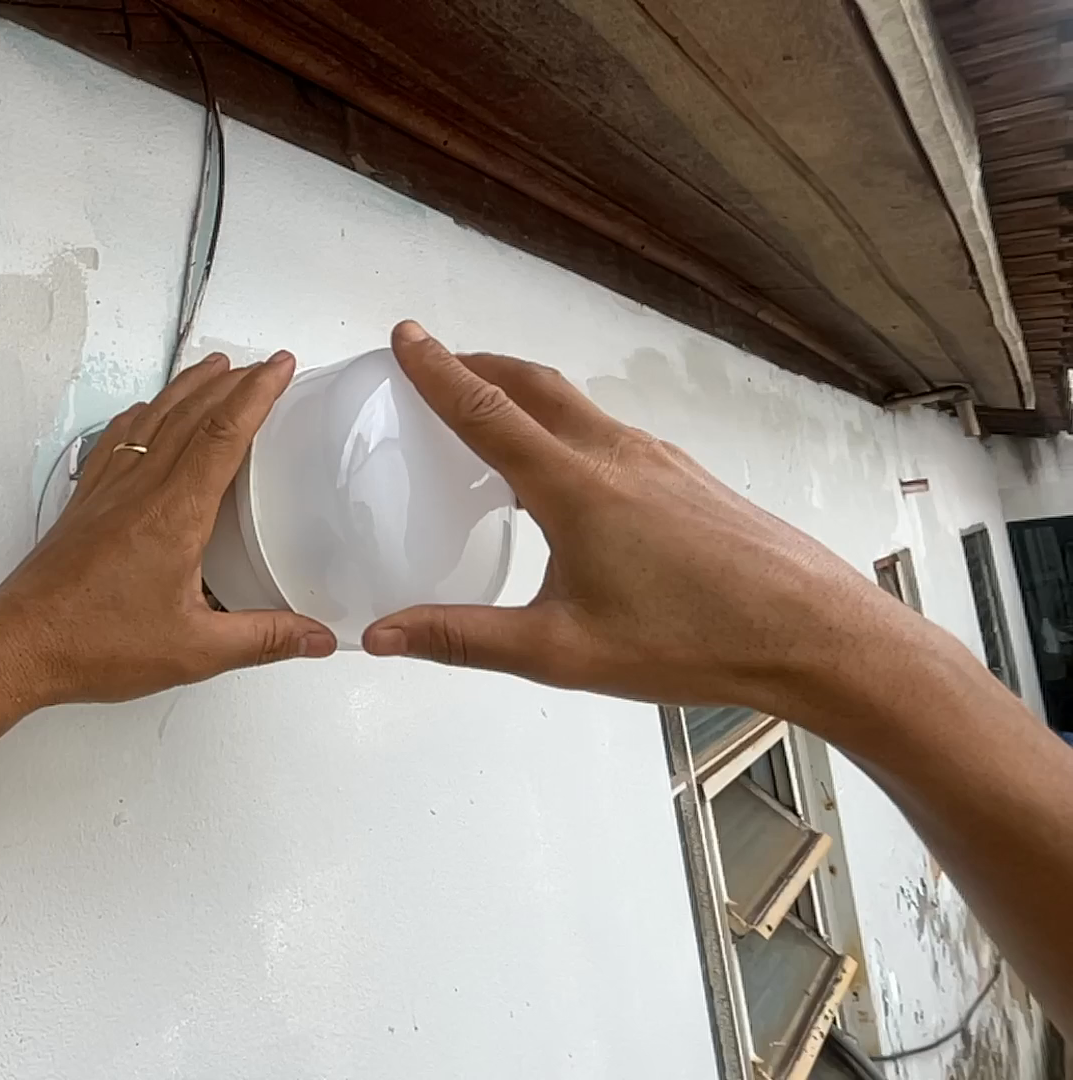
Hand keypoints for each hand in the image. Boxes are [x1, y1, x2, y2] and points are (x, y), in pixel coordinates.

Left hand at [0, 353, 336, 757]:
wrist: (20, 646)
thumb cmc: (99, 645)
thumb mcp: (194, 651)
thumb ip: (262, 639)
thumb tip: (319, 637)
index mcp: (174, 515)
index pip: (222, 435)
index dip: (256, 394)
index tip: (281, 367)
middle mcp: (139, 490)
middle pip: (188, 415)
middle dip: (230, 382)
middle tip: (262, 365)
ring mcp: (106, 491)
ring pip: (151, 420)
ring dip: (185, 389)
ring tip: (213, 368)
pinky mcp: (84, 504)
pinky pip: (115, 442)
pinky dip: (139, 417)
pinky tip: (143, 413)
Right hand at [362, 320, 932, 725]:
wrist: (829, 641)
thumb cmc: (691, 642)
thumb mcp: (558, 651)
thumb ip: (460, 638)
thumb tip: (378, 637)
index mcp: (574, 487)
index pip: (487, 411)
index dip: (438, 371)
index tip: (407, 336)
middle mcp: (615, 455)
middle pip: (533, 384)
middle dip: (476, 364)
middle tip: (433, 363)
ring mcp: (658, 459)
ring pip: (571, 402)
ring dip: (517, 390)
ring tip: (481, 413)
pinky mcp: (684, 475)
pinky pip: (602, 427)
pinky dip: (557, 420)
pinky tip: (554, 468)